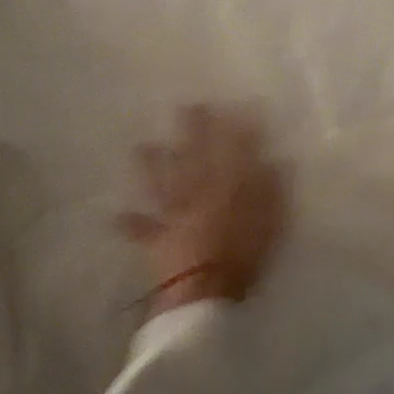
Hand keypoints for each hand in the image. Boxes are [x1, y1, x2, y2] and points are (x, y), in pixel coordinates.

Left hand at [118, 105, 287, 311]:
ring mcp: (174, 216)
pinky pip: (142, 230)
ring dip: (151, 166)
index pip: (231, 149)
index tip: (232, 104)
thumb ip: (272, 186)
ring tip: (139, 147)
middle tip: (184, 106)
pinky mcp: (158, 242)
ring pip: (162, 185)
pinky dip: (130, 223)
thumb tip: (277, 159)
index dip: (233, 126)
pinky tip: (115, 215)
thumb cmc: (244, 251)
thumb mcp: (271, 216)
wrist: (204, 290)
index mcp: (226, 185)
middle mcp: (197, 193)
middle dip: (190, 131)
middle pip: (193, 157)